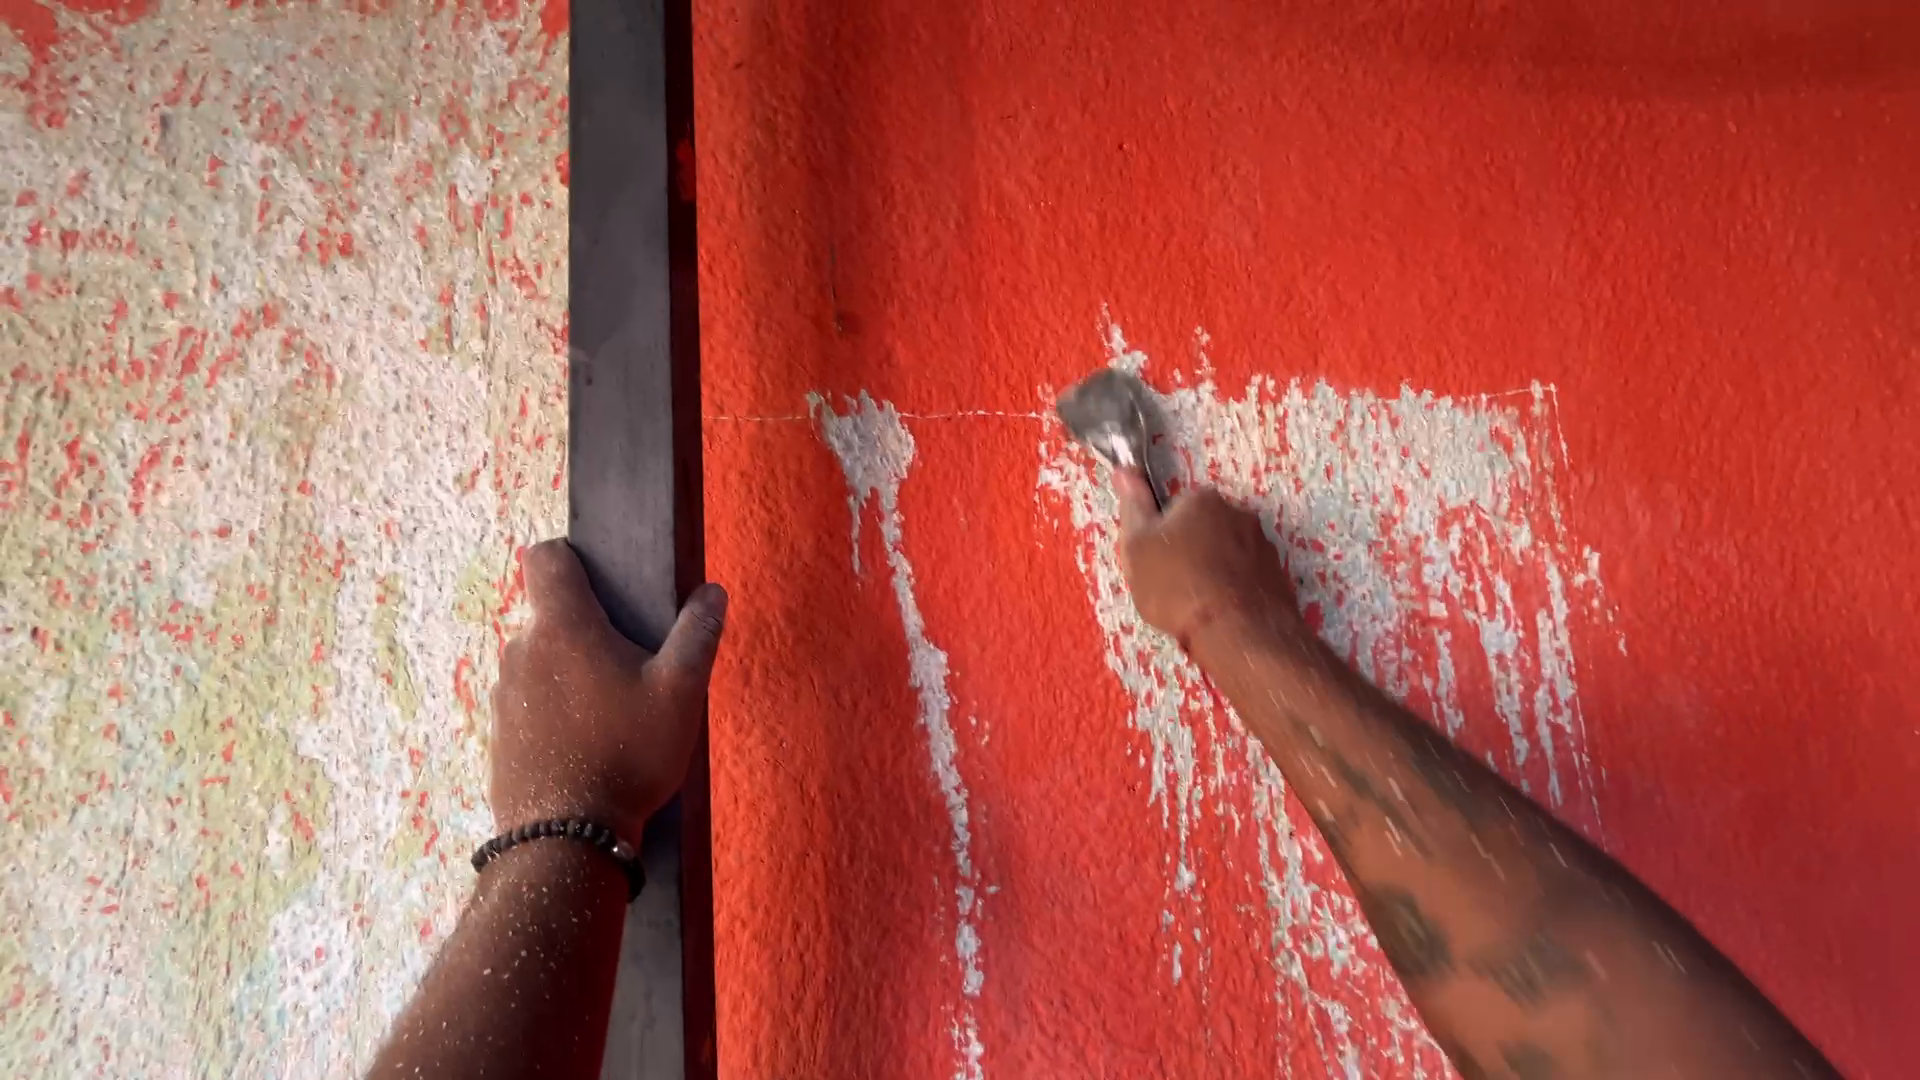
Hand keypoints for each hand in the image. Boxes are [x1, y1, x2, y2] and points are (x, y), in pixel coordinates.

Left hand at [489, 538, 727, 841]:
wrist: (567, 840)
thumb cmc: (629, 752)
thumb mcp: (681, 690)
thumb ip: (698, 633)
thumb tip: (712, 590)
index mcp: (564, 628)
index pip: (545, 557)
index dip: (572, 555)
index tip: (605, 579)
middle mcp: (522, 651)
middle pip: (552, 613)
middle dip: (590, 625)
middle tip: (633, 663)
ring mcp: (502, 694)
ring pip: (541, 658)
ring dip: (573, 667)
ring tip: (613, 707)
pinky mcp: (497, 733)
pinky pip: (529, 697)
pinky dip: (556, 703)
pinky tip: (588, 740)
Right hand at [1114, 470, 1307, 649]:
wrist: (1235, 633)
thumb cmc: (1175, 585)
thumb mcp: (1136, 546)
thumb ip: (1133, 506)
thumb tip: (1125, 470)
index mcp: (1202, 499)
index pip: (1173, 508)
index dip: (1158, 535)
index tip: (1151, 560)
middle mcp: (1238, 513)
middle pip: (1202, 529)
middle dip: (1187, 551)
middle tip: (1169, 584)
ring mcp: (1262, 544)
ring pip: (1224, 554)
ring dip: (1211, 571)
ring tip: (1195, 604)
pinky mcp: (1277, 576)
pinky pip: (1243, 577)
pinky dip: (1231, 589)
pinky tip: (1218, 613)